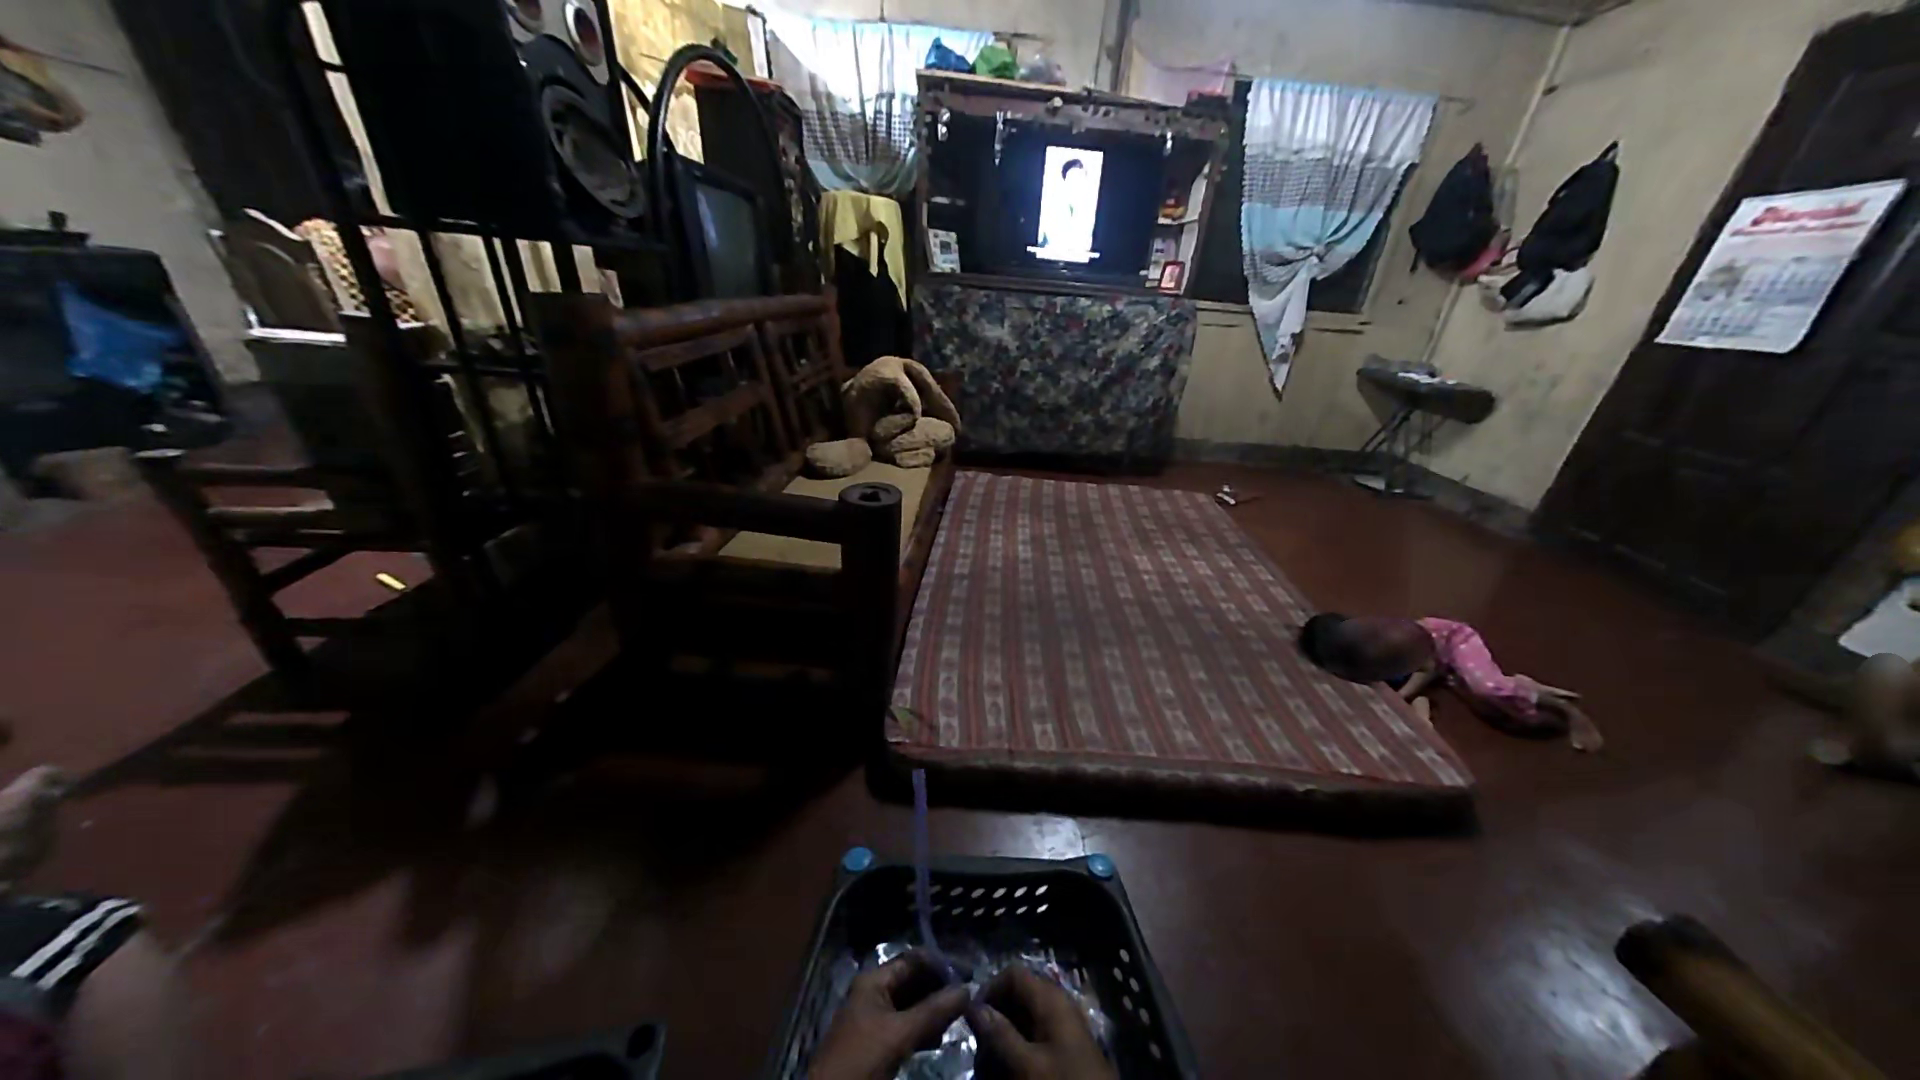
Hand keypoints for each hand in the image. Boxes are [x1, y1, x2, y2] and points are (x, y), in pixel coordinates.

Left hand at [809, 952, 969, 1079]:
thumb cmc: (862, 1060)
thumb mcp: (900, 1034)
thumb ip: (933, 1011)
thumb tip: (967, 988)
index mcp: (874, 980)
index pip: (913, 959)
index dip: (940, 964)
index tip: (968, 975)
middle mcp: (874, 991)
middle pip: (913, 980)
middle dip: (939, 989)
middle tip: (967, 999)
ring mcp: (874, 1016)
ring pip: (911, 1004)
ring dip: (933, 1010)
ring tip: (958, 1018)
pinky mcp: (877, 1040)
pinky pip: (905, 1024)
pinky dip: (923, 1027)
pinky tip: (939, 1037)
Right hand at [969, 966, 1116, 1079]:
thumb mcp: (1027, 1065)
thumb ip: (1000, 1034)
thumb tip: (974, 1008)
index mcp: (1050, 998)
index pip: (1013, 973)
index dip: (990, 989)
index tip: (973, 1017)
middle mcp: (1058, 1003)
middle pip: (1019, 993)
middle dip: (996, 1014)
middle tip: (980, 1044)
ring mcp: (1064, 1024)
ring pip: (1026, 1015)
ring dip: (1006, 1032)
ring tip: (992, 1060)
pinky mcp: (1067, 1045)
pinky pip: (1036, 1033)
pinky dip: (1020, 1044)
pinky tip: (1011, 1065)